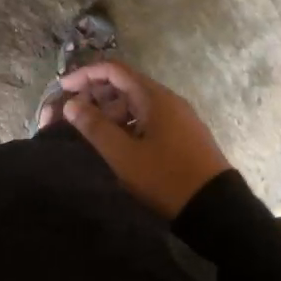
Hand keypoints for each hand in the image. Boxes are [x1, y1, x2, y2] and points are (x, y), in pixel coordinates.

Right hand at [59, 61, 231, 219]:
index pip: (114, 70)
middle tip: (72, 116)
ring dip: (110, 113)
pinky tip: (116, 145)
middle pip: (125, 86)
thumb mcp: (124, 156)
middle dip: (96, 96)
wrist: (217, 210)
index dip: (86, 75)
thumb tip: (71, 104)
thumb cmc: (166, 178)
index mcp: (154, 97)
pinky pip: (148, 119)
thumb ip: (95, 127)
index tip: (63, 88)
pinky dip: (127, 125)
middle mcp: (167, 100)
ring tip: (91, 134)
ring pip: (136, 105)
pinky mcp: (183, 136)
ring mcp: (178, 118)